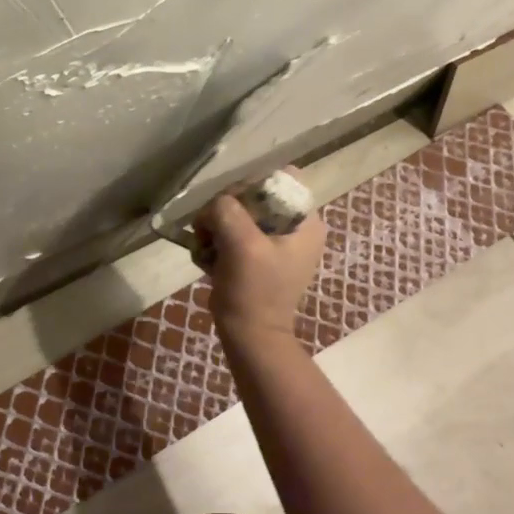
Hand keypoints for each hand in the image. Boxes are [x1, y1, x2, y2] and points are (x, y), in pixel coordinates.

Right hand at [195, 191, 326, 340]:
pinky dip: (218, 238)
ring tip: (206, 244)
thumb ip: (228, 210)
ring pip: (239, 210)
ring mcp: (276, 239)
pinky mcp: (257, 252)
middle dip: (227, 208)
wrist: (250, 334)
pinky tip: (209, 255)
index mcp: (306, 221)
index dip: (251, 186)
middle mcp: (296, 225)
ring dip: (217, 224)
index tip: (231, 206)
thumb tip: (215, 205)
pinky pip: (233, 229)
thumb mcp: (242, 243)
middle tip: (210, 228)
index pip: (280, 178)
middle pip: (254, 193)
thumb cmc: (254, 290)